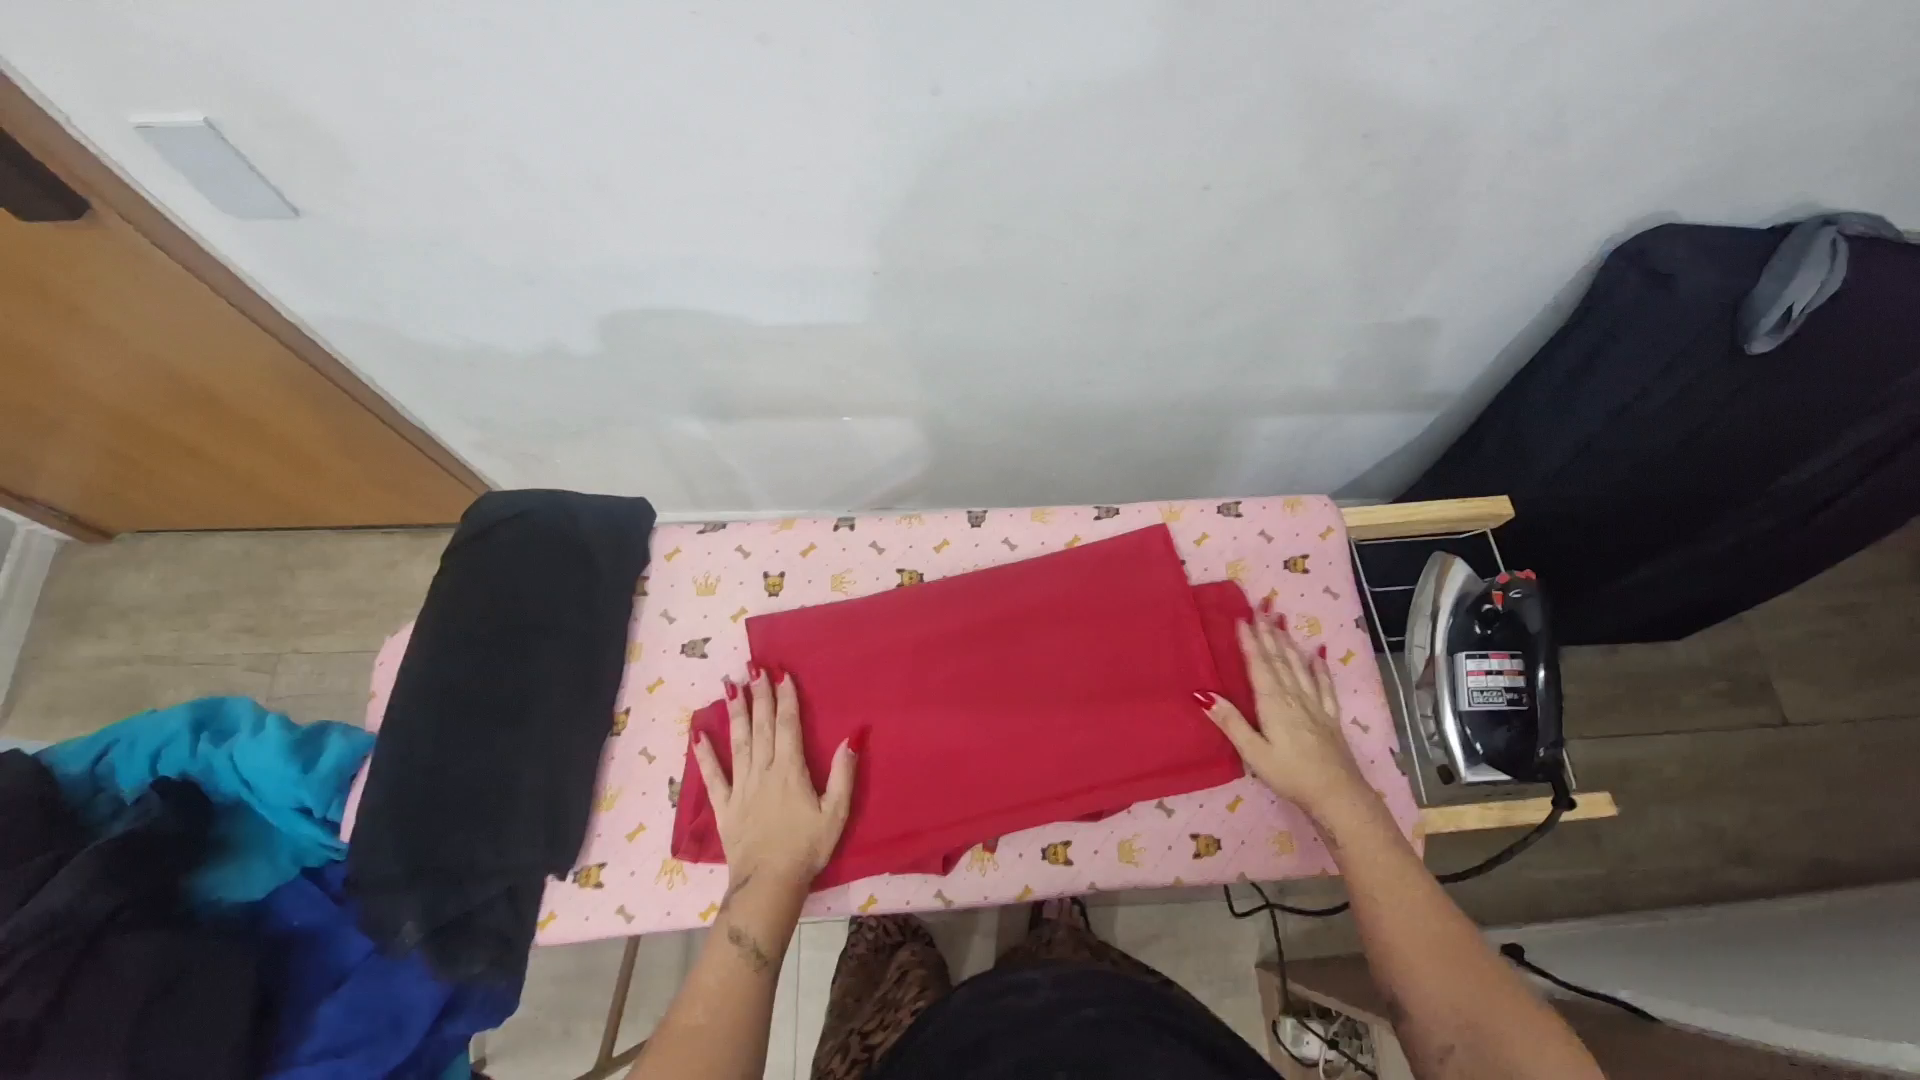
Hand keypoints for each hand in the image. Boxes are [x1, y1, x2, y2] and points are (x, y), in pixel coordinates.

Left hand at [693, 666, 856, 890]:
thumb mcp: (836, 812)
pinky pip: (713, 777)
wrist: (769, 884)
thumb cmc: (808, 847)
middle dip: (759, 696)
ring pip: (738, 742)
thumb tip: (852, 737)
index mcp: (790, 770)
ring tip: (730, 687)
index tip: (781, 674)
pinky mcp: (725, 806)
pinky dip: (704, 755)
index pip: (787, 726)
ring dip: (736, 713)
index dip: (785, 699)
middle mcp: (762, 771)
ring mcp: (740, 787)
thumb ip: (843, 774)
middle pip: (761, 727)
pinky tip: (698, 735)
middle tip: (753, 668)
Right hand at [1198, 611, 1368, 815]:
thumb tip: (1203, 694)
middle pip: (1279, 660)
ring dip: (1288, 643)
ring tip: (1281, 621)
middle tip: (1262, 607)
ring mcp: (1315, 706)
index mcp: (1273, 704)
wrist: (1338, 795)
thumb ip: (1231, 722)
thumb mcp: (1253, 753)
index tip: (1242, 618)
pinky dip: (1320, 668)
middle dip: (1269, 633)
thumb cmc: (1290, 775)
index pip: (1259, 666)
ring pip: (1299, 667)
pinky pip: (1324, 686)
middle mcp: (1294, 698)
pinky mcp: (1330, 717)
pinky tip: (1318, 654)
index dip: (1250, 642)